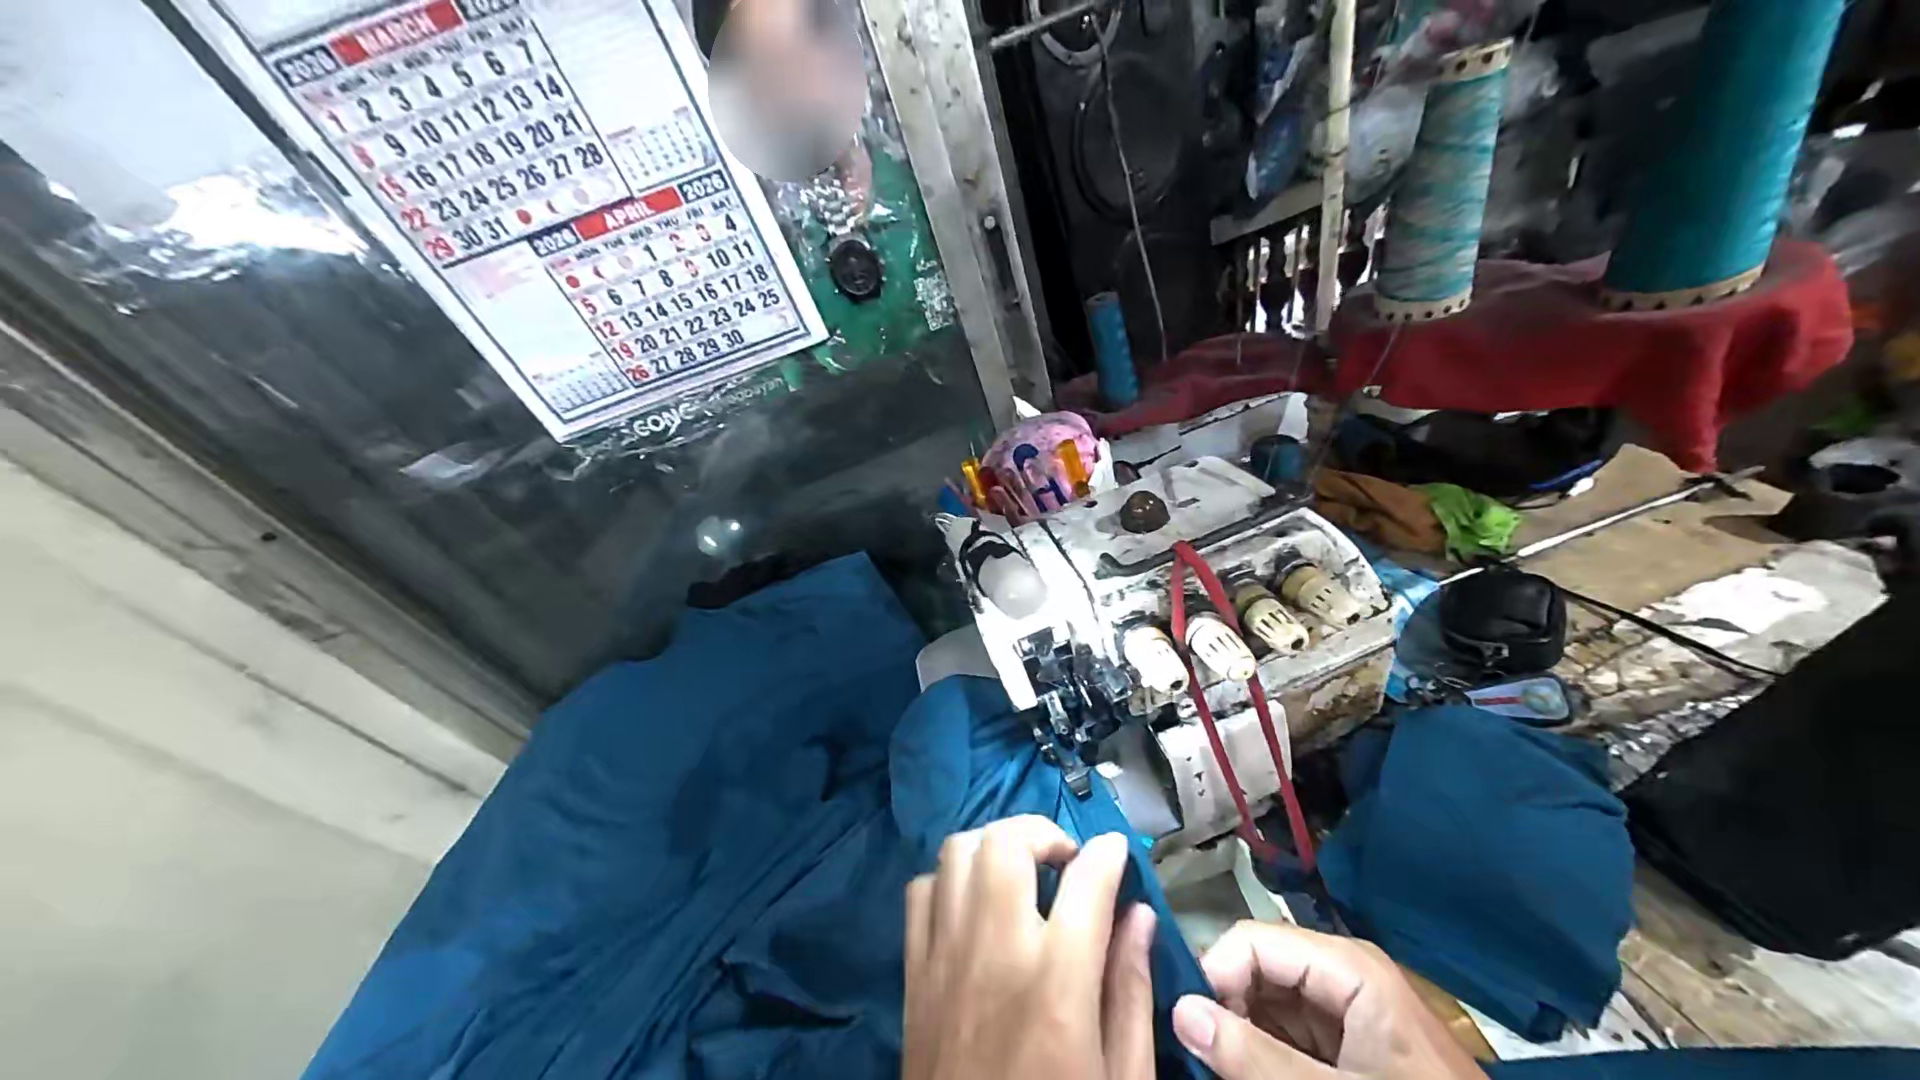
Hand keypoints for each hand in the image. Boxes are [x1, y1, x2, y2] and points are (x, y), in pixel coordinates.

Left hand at [903, 817, 1158, 1079]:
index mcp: (1057, 982)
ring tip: (1021, 871)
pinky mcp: (913, 971)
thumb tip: (1139, 915)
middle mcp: (995, 951)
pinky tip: (974, 903)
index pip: (1087, 881)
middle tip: (1065, 861)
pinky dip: (950, 878)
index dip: (1107, 853)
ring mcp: (945, 956)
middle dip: (1042, 833)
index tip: (1116, 851)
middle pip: (1007, 844)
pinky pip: (922, 891)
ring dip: (994, 844)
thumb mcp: (1121, 1078)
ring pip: (958, 851)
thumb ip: (1131, 989)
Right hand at [1172, 922, 1484, 1079]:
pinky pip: (1289, 1030)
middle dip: (1224, 1005)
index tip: (1185, 1022)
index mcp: (1346, 966)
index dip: (1213, 973)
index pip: (1251, 940)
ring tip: (1217, 1064)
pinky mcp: (1351, 1042)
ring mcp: (1348, 1008)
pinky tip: (1246, 1070)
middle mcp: (1343, 973)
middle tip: (1198, 1051)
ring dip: (1239, 1030)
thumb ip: (1256, 1057)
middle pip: (1258, 967)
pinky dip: (1263, 1049)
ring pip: (1268, 1000)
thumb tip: (1178, 1011)